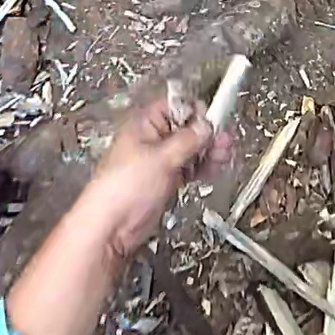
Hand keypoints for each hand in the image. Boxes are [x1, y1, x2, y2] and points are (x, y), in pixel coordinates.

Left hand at [77, 96, 232, 260]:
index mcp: (145, 124)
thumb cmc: (125, 187)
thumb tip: (206, 125)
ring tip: (224, 155)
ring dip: (208, 150)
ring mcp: (160, 160)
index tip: (214, 118)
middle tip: (224, 140)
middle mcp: (153, 139)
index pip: (176, 106)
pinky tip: (214, 168)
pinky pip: (189, 167)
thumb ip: (188, 140)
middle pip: (187, 127)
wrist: (110, 228)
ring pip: (190, 148)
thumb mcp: (161, 158)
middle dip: (207, 133)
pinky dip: (202, 167)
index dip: (195, 111)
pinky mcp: (166, 180)